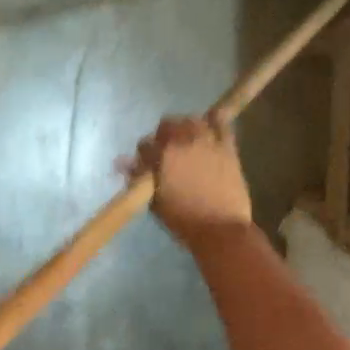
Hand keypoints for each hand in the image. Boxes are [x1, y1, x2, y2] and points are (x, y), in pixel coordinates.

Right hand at [133, 114, 254, 245]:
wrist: (221, 229)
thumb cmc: (184, 220)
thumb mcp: (155, 201)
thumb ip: (140, 178)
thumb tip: (122, 163)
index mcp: (162, 155)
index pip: (144, 145)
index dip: (144, 155)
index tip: (147, 164)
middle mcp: (183, 142)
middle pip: (167, 124)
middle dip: (164, 136)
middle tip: (167, 151)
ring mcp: (207, 142)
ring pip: (193, 120)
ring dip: (187, 127)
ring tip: (189, 140)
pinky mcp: (227, 147)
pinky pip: (221, 124)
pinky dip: (216, 121)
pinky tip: (212, 126)